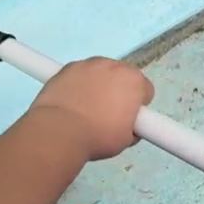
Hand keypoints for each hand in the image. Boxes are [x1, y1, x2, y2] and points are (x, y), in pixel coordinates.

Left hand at [29, 57, 153, 161]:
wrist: (59, 131)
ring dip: (96, 85)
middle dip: (116, 92)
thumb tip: (127, 125)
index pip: (144, 90)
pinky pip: (77, 74)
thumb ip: (132, 126)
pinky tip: (70, 102)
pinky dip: (76, 84)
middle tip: (104, 114)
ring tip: (84, 108)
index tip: (126, 118)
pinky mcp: (66, 67)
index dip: (137, 106)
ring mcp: (88, 63)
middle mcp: (113, 65)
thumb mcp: (126, 139)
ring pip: (98, 73)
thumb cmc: (98, 137)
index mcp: (134, 81)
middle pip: (121, 77)